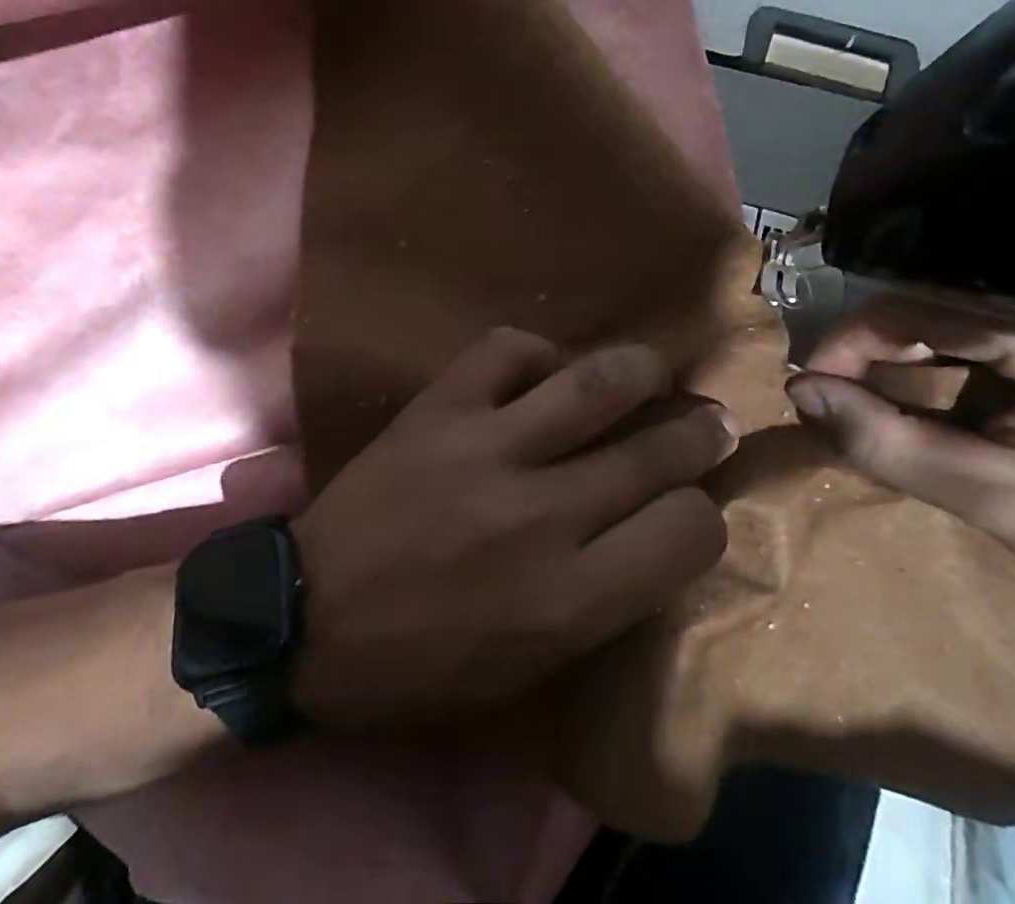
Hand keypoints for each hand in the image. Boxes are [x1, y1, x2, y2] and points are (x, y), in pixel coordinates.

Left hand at [288, 328, 736, 729]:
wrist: (305, 625)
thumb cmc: (429, 664)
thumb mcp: (538, 665)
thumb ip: (614, 598)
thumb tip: (667, 526)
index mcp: (570, 599)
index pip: (690, 531)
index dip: (706, 517)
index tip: (693, 510)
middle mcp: (540, 518)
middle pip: (659, 452)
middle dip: (701, 435)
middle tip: (710, 426)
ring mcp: (485, 452)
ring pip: (600, 382)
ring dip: (645, 372)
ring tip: (656, 376)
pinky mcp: (437, 412)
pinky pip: (510, 350)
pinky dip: (542, 354)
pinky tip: (548, 375)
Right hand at [784, 295, 1014, 638]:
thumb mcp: (1003, 499)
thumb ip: (896, 445)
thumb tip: (805, 395)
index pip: (920, 310)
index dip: (849, 343)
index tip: (805, 391)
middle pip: (936, 310)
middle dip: (868, 354)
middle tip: (828, 406)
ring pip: (958, 330)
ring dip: (899, 367)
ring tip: (863, 412)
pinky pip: (989, 354)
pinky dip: (939, 382)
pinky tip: (924, 415)